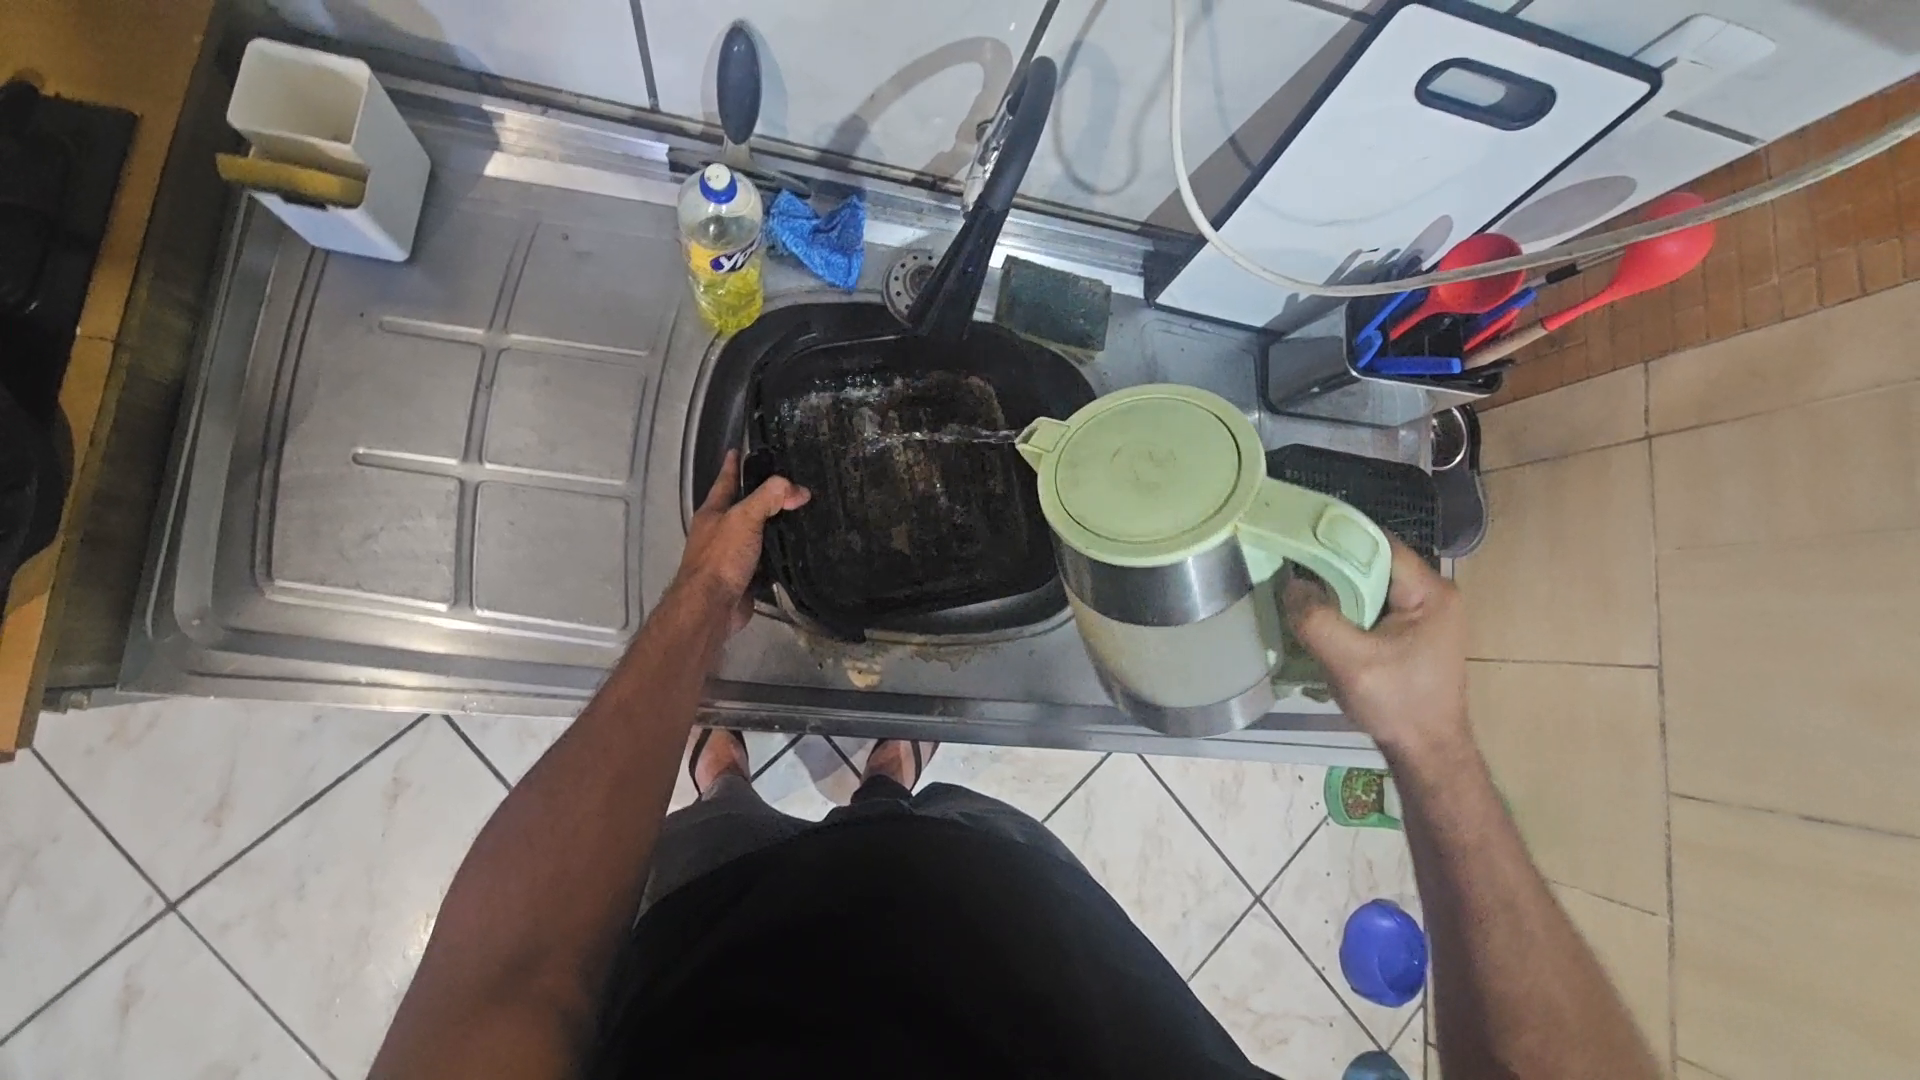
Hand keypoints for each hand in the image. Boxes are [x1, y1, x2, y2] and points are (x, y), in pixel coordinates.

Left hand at [674, 450, 809, 631]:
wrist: (711, 606)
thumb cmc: (721, 557)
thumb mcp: (745, 517)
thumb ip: (770, 498)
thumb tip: (800, 491)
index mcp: (713, 513)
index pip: (724, 481)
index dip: (732, 465)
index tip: (737, 449)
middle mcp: (719, 532)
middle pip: (741, 507)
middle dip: (759, 496)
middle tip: (785, 485)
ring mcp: (730, 556)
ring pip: (756, 534)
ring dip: (772, 526)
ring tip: (797, 514)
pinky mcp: (744, 577)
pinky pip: (765, 559)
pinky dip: (779, 554)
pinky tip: (795, 550)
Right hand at [1284, 539, 1469, 757]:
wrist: (1427, 753)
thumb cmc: (1398, 704)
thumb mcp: (1351, 662)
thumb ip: (1317, 619)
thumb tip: (1290, 586)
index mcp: (1430, 593)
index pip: (1378, 546)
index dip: (1336, 540)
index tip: (1295, 540)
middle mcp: (1432, 595)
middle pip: (1371, 564)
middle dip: (1330, 566)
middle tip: (1289, 567)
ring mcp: (1422, 615)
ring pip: (1368, 585)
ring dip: (1334, 590)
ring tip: (1298, 593)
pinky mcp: (1408, 633)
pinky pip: (1369, 606)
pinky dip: (1343, 609)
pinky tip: (1318, 619)